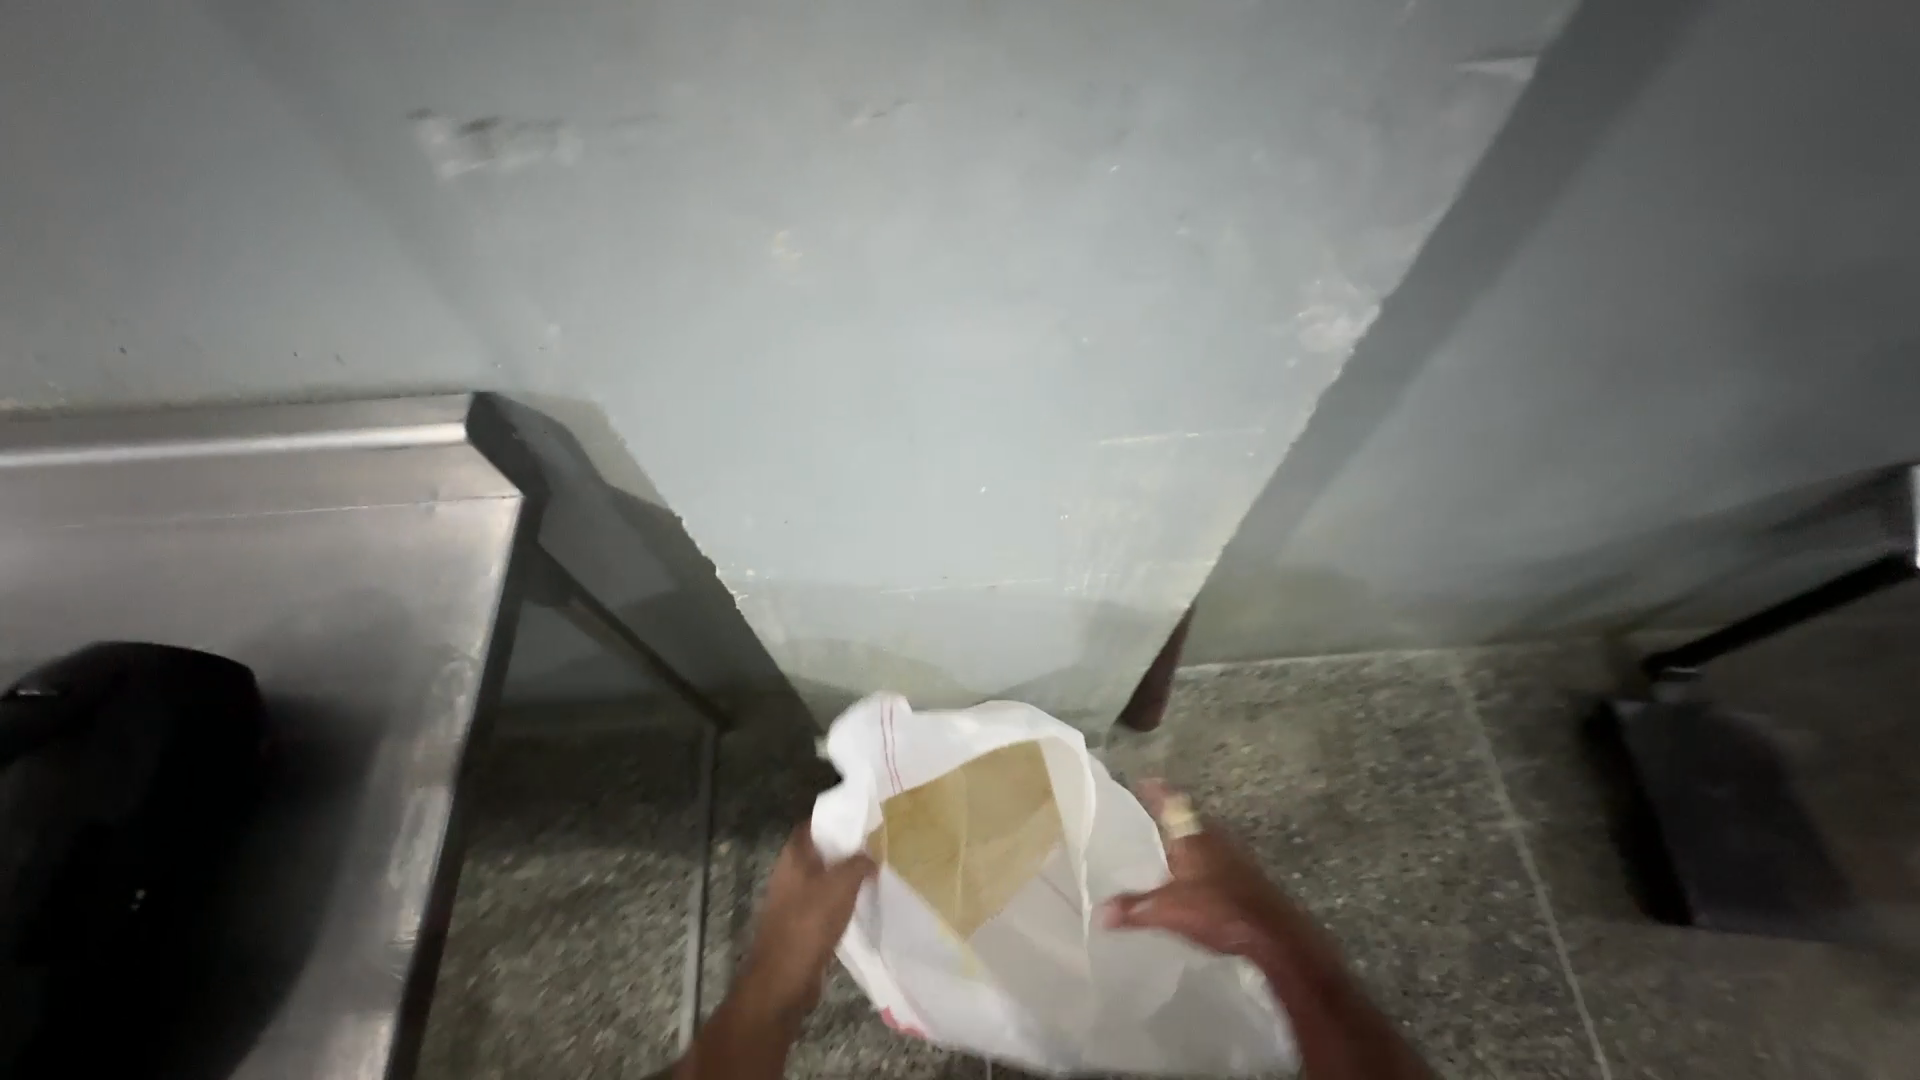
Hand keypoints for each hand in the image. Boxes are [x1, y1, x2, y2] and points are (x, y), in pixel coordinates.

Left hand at [736, 825, 876, 1020]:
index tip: (861, 816)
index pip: (812, 824)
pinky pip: (824, 903)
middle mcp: (789, 874)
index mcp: (793, 857)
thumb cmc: (809, 923)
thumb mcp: (841, 885)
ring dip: (845, 876)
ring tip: (875, 871)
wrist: (782, 981)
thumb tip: (872, 855)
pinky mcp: (800, 925)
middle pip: (819, 852)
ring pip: (823, 879)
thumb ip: (859, 863)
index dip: (834, 817)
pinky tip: (862, 903)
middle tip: (875, 843)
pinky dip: (841, 901)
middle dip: (845, 847)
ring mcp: (792, 901)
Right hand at [1101, 781, 1331, 963]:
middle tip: (1151, 814)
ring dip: (1189, 839)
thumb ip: (1133, 908)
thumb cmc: (1217, 910)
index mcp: (1191, 835)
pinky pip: (1217, 858)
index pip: (1170, 801)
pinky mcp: (1247, 877)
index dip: (1155, 790)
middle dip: (1171, 815)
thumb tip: (1099, 912)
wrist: (1274, 935)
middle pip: (1189, 818)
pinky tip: (1195, 877)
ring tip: (1169, 846)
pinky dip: (1203, 861)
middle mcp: (1213, 838)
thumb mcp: (1167, 911)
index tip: (1143, 779)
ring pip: (1205, 838)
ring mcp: (1234, 856)